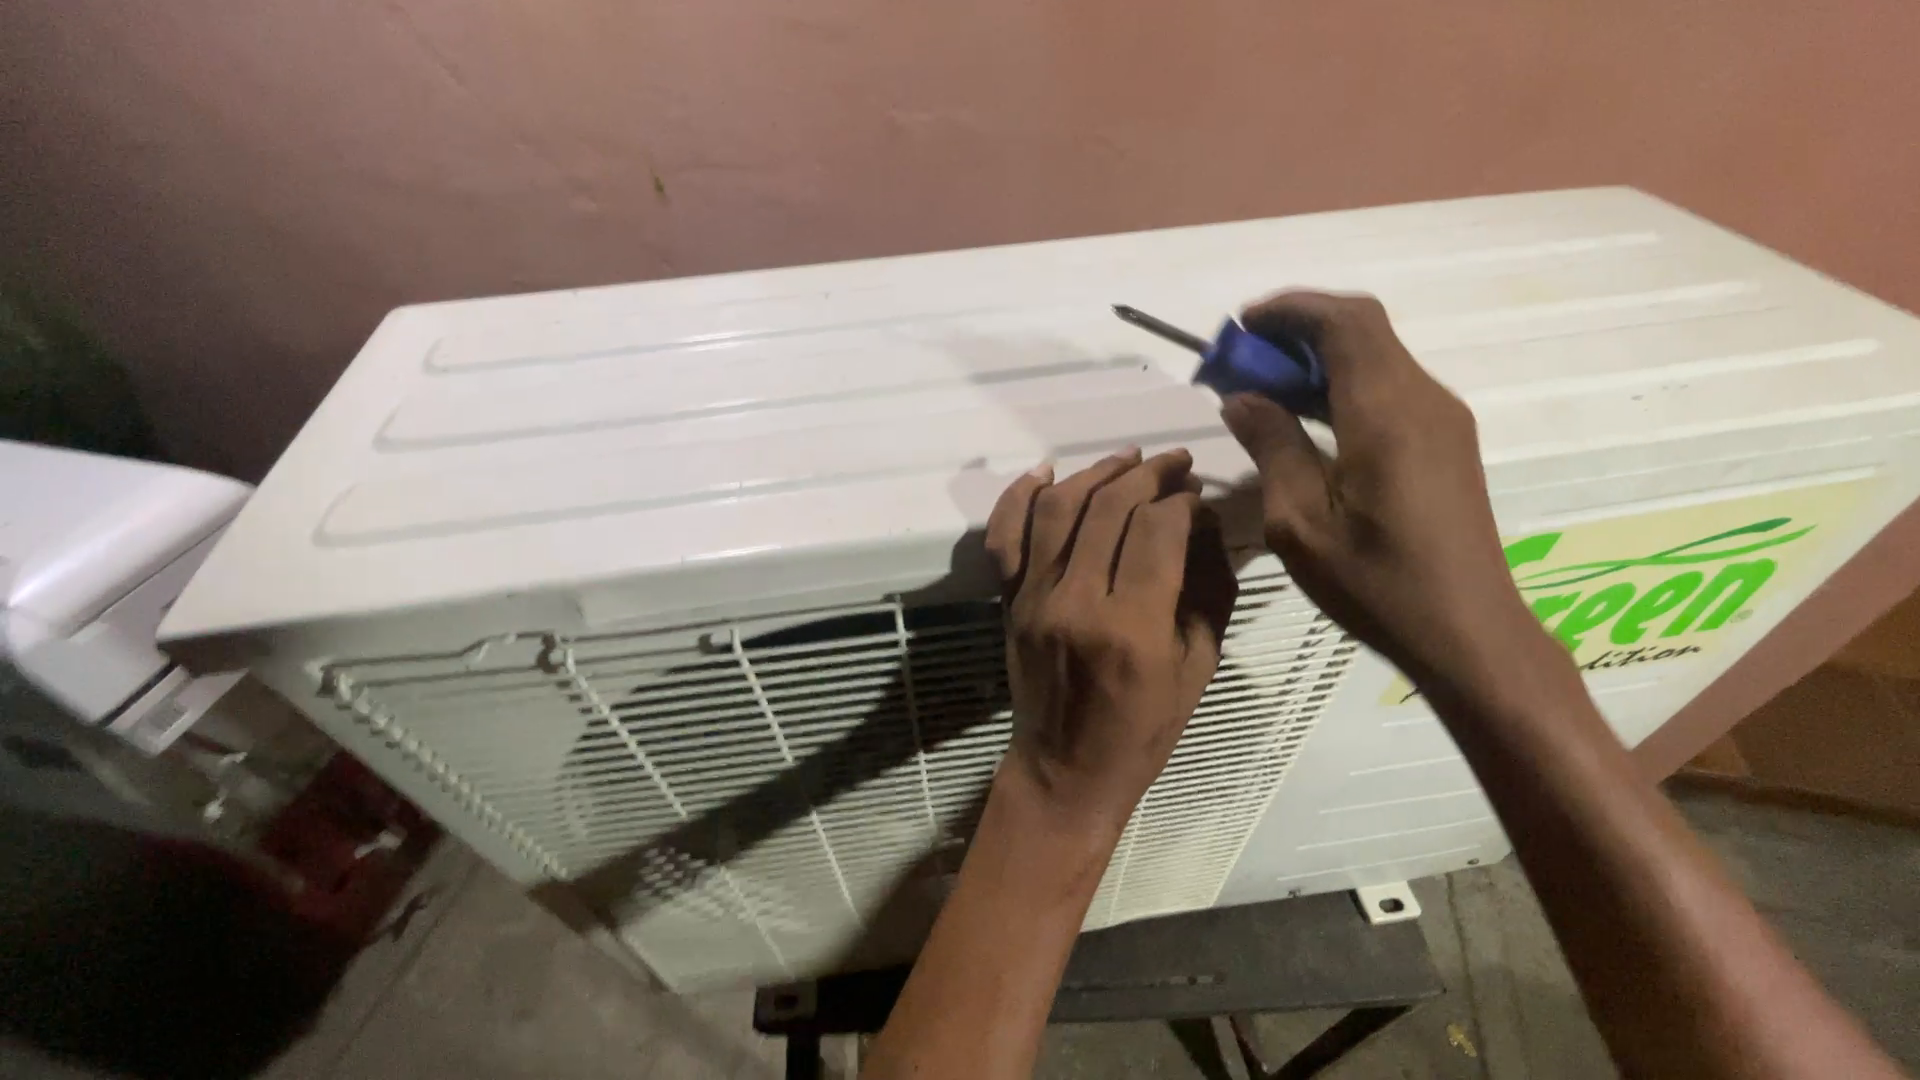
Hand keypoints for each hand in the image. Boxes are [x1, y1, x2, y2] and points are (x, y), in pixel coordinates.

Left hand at [983, 448, 1236, 837]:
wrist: (1065, 771)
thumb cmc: (1142, 730)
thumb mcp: (1197, 667)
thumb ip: (1206, 591)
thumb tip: (1202, 525)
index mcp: (1132, 627)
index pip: (1158, 530)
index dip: (1183, 501)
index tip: (1198, 497)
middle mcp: (1077, 602)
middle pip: (1109, 509)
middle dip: (1149, 475)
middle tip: (1175, 464)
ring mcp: (1033, 598)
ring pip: (1058, 509)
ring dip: (1095, 474)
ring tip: (1129, 459)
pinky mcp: (1008, 601)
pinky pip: (1004, 537)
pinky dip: (1019, 497)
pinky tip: (1046, 472)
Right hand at [1220, 291, 1549, 699]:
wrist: (1467, 631)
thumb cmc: (1375, 583)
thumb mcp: (1299, 521)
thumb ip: (1272, 448)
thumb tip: (1242, 398)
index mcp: (1386, 414)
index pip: (1344, 322)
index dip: (1289, 310)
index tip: (1238, 327)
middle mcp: (1423, 400)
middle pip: (1363, 329)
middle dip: (1297, 330)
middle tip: (1242, 359)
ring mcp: (1442, 419)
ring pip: (1377, 355)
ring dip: (1318, 357)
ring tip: (1263, 388)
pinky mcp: (1445, 441)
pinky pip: (1388, 386)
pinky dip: (1341, 383)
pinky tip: (1307, 419)